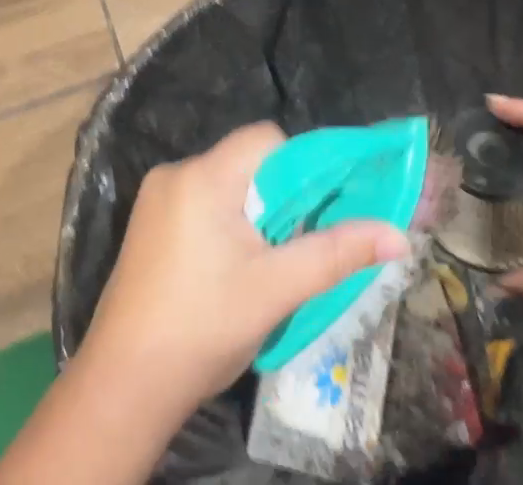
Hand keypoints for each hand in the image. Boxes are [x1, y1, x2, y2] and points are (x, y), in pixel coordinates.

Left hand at [78, 122, 410, 413]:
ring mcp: (156, 202)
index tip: (325, 208)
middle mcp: (175, 175)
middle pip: (247, 163)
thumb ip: (338, 253)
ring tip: (273, 263)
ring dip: (258, 215)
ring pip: (227, 188)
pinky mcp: (148, 228)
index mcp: (203, 177)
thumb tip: (398, 235)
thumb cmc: (203, 327)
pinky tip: (237, 270)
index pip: (267, 140)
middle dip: (284, 197)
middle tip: (303, 243)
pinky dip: (229, 226)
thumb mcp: (278, 289)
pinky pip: (202, 206)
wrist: (124, 383)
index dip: (304, 165)